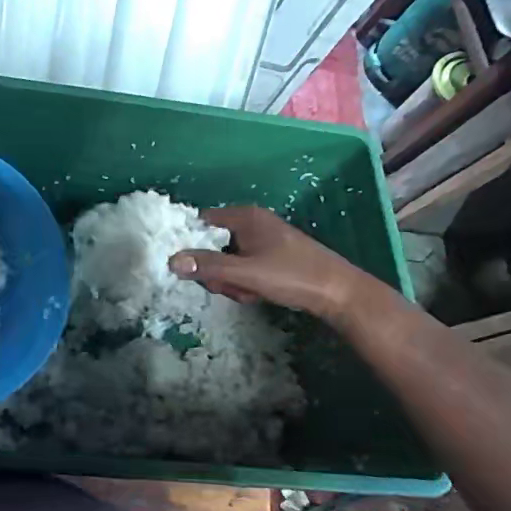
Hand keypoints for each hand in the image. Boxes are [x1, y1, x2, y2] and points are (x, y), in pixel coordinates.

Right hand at [167, 206, 371, 321]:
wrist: (340, 294)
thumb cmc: (292, 276)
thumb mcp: (246, 273)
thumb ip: (208, 266)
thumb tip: (171, 261)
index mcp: (246, 217)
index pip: (202, 221)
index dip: (191, 242)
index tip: (191, 266)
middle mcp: (252, 223)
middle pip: (213, 244)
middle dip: (216, 269)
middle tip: (230, 285)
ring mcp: (263, 240)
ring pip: (227, 259)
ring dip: (231, 279)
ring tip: (248, 292)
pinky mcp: (272, 256)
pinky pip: (243, 266)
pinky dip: (245, 281)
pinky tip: (258, 293)